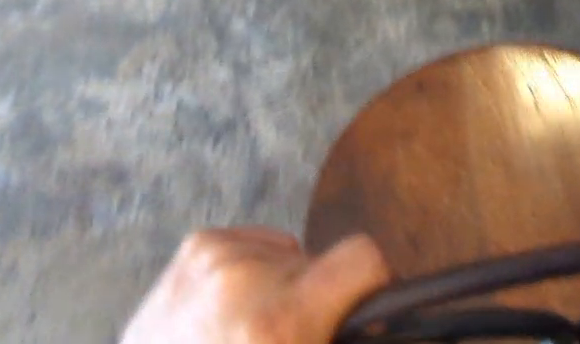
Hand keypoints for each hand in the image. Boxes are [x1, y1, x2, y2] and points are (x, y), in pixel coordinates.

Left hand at [120, 228, 390, 343]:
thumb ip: (336, 333)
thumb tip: (385, 320)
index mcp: (278, 321)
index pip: (364, 257)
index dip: (374, 286)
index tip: (365, 311)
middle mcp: (244, 279)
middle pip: (321, 262)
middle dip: (315, 300)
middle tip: (289, 339)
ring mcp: (213, 257)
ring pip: (287, 255)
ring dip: (280, 288)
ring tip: (249, 333)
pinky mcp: (193, 248)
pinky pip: (253, 245)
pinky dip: (252, 275)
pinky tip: (230, 314)